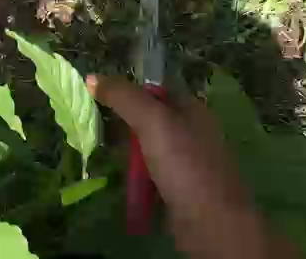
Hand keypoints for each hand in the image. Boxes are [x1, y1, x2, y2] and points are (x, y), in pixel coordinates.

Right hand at [86, 74, 299, 258]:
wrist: (215, 229)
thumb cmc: (186, 165)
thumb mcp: (151, 120)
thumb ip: (122, 96)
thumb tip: (91, 77)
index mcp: (192, 110)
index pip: (153, 88)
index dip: (126, 89)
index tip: (96, 93)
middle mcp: (191, 133)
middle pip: (148, 117)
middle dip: (121, 120)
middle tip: (92, 121)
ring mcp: (186, 164)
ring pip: (147, 147)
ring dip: (125, 149)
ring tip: (98, 147)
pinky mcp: (180, 191)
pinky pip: (149, 173)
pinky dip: (134, 174)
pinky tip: (118, 174)